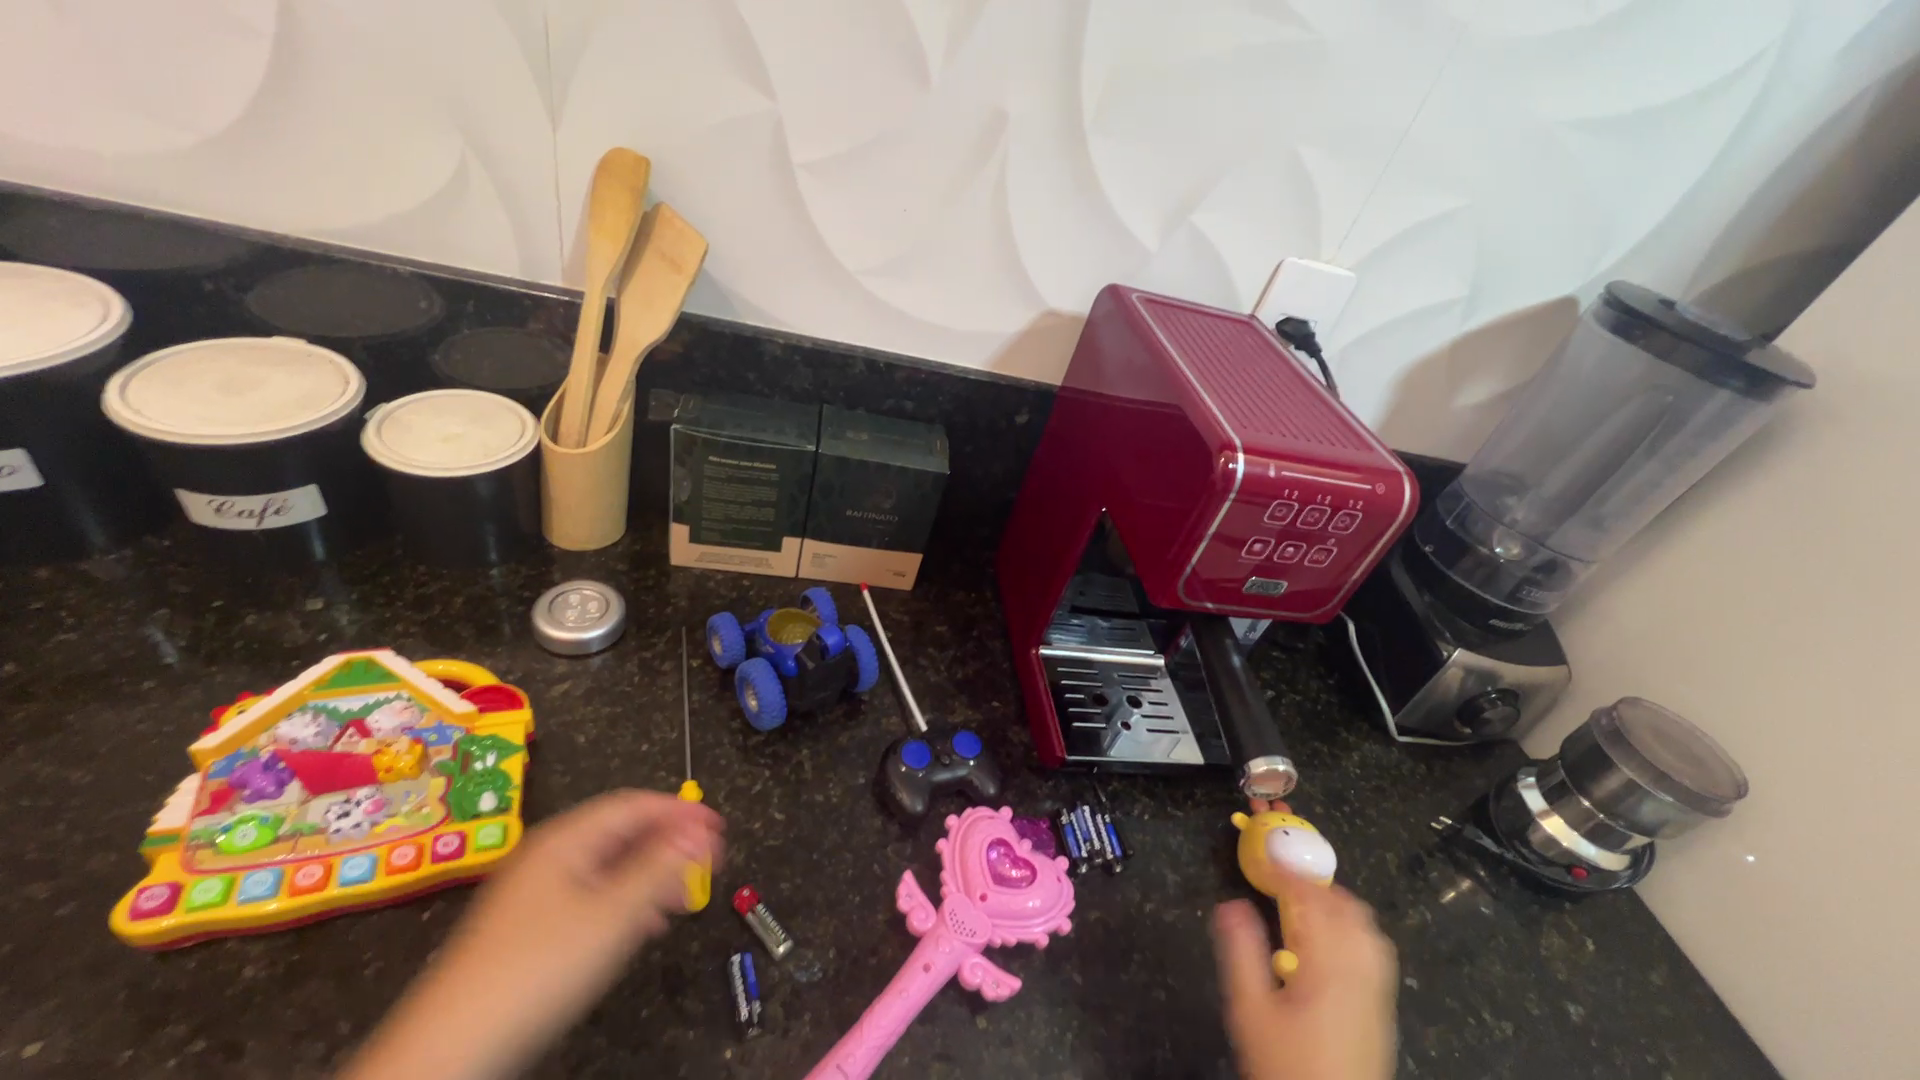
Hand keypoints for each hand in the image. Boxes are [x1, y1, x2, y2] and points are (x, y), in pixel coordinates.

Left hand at [340, 790, 723, 1079]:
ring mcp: (537, 893)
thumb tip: (699, 830)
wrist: (455, 1044)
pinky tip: (644, 925)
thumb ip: (661, 867)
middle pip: (620, 834)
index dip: (679, 811)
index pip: (633, 805)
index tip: (718, 826)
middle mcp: (549, 857)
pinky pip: (592, 896)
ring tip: (685, 897)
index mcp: (564, 841)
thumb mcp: (613, 914)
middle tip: (709, 863)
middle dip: (668, 844)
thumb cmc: (540, 969)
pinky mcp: (531, 928)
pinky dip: (626, 901)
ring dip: (651, 875)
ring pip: (608, 868)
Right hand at [1212, 867, 1397, 1079]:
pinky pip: (1377, 953)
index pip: (1312, 902)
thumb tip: (1230, 905)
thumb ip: (1240, 952)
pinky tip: (1333, 944)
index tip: (1267, 861)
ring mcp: (1377, 993)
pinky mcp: (1382, 1012)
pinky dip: (1356, 931)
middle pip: (1350, 911)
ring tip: (1308, 906)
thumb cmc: (1285, 1067)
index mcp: (1328, 966)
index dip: (1289, 875)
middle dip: (1318, 887)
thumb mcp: (1250, 1011)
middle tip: (1285, 882)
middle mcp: (1361, 972)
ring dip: (1340, 908)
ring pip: (1369, 930)